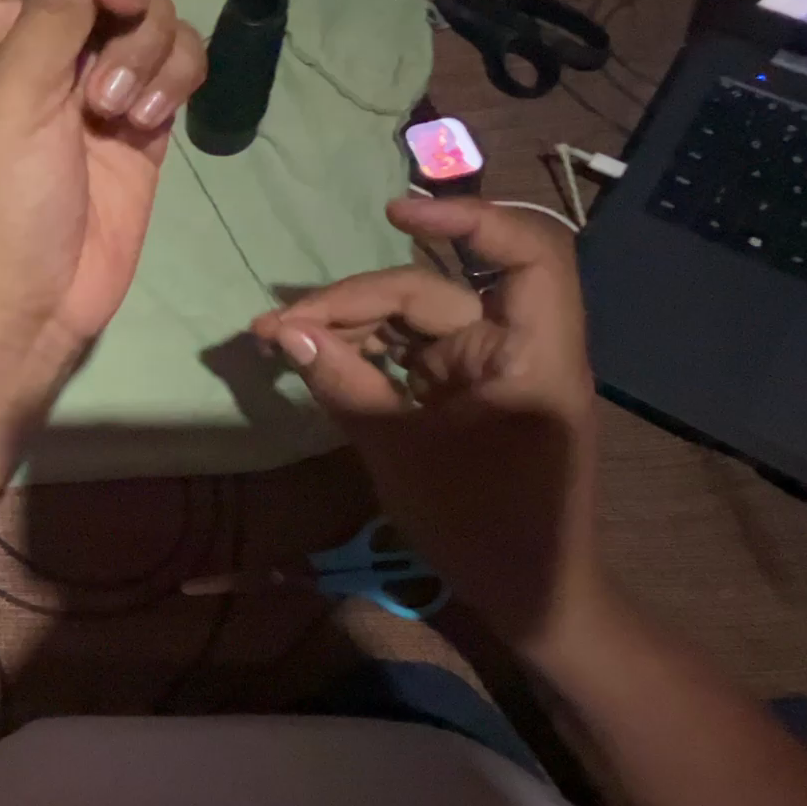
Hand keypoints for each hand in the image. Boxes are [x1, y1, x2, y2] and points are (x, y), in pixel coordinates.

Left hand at [0, 0, 206, 369]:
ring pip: (150, 4)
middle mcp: (44, 38)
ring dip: (146, 42)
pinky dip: (171, 80)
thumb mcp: (14, 92)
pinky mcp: (142, 113)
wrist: (33, 303)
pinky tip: (145, 125)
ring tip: (116, 108)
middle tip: (118, 2)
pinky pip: (176, 58)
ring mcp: (97, 76)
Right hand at [252, 196, 610, 655]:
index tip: (393, 214)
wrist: (528, 591)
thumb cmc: (481, 525)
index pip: (528, 256)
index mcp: (531, 356)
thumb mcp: (399, 453)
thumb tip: (282, 330)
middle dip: (349, 303)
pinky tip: (312, 355)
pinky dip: (359, 349)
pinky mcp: (459, 386)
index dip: (468, 219)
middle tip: (275, 327)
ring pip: (410, 317)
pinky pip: (404, 350)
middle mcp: (513, 346)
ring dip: (345, 324)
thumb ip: (342, 383)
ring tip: (279, 341)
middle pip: (430, 292)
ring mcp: (485, 365)